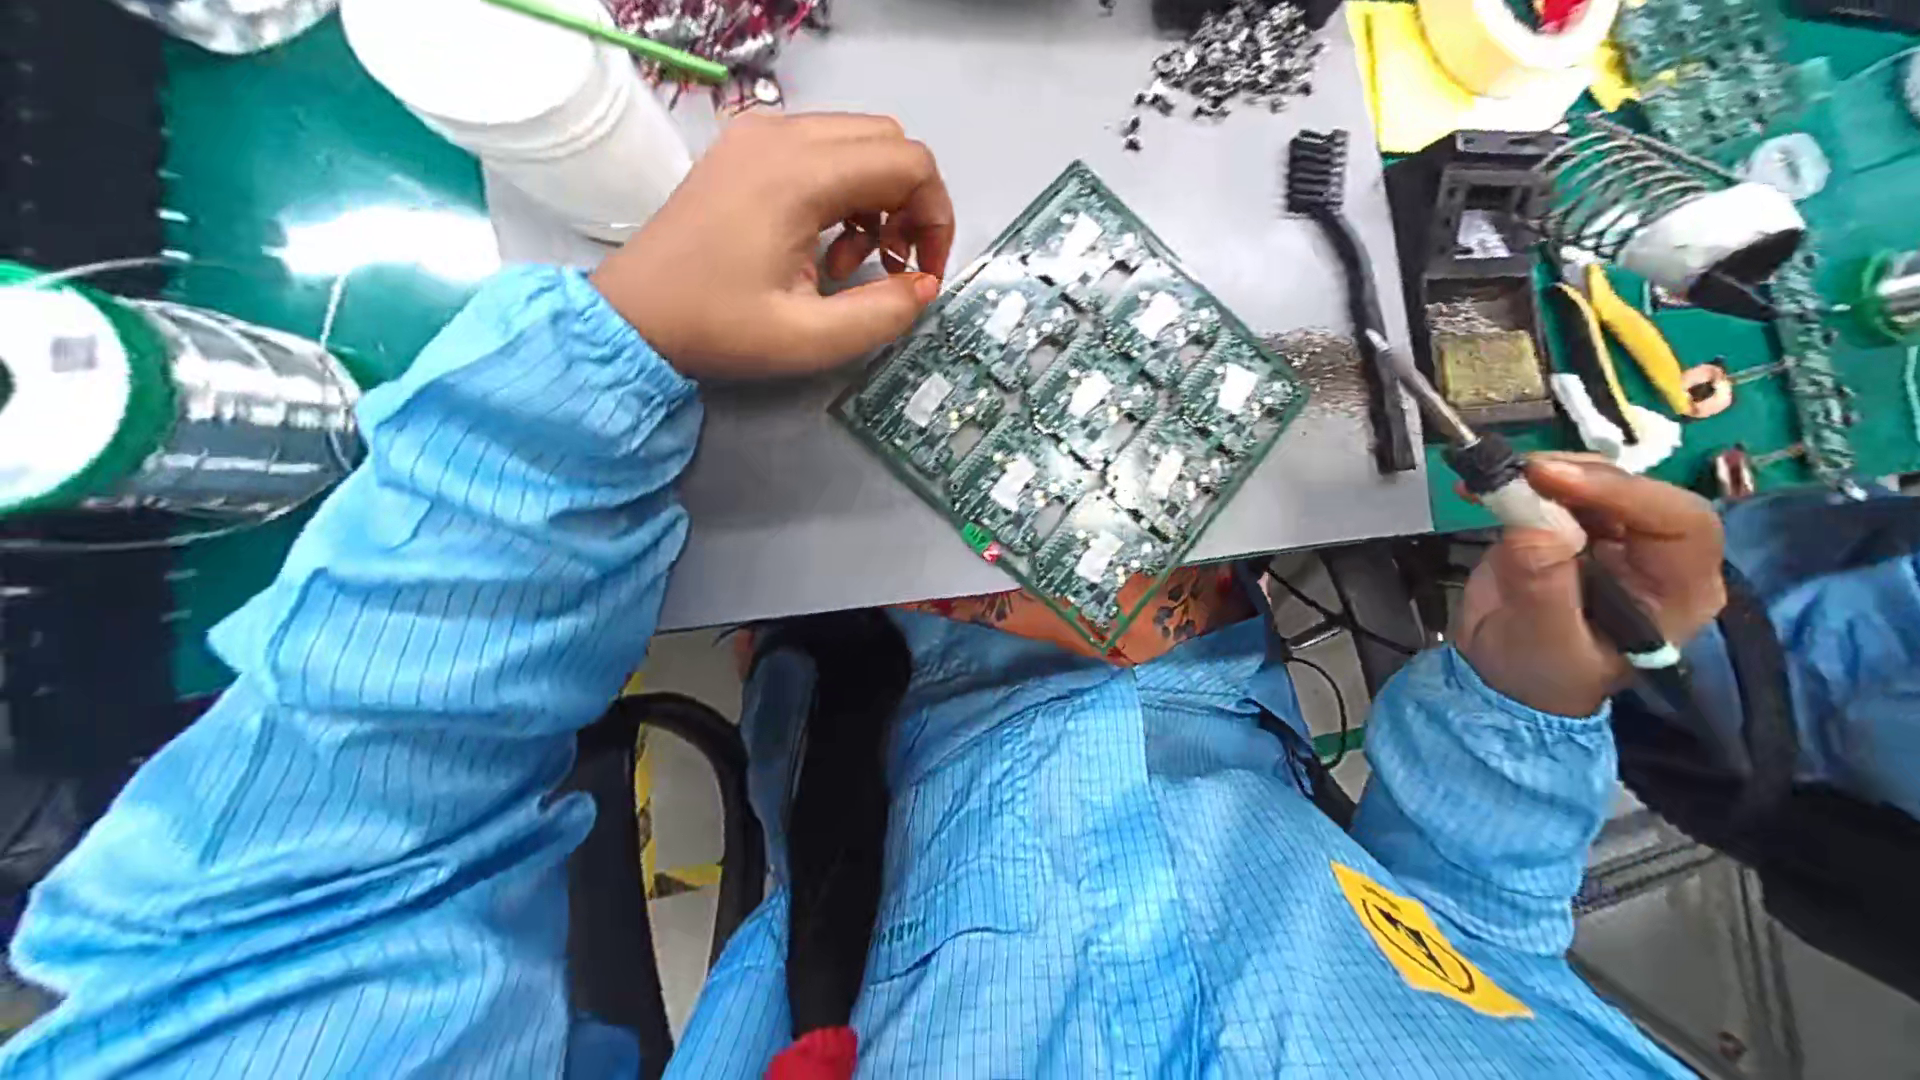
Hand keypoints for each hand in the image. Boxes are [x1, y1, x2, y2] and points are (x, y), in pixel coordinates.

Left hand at [590, 111, 954, 378]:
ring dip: (878, 202)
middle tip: (895, 267)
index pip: (909, 163)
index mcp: (799, 175)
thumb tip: (925, 285)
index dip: (935, 218)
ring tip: (853, 266)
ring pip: (859, 145)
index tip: (924, 273)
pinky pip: (823, 152)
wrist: (636, 315)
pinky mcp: (747, 149)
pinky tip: (825, 247)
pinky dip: (845, 195)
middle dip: (911, 207)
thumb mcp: (811, 338)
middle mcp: (782, 134)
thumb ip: (884, 313)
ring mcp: (760, 135)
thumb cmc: (720, 328)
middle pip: (888, 144)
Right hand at [1454, 454, 1725, 716]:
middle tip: (1515, 473)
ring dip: (1540, 473)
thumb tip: (1536, 525)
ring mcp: (1605, 539)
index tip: (1551, 480)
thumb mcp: (1544, 641)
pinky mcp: (1560, 530)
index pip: (1677, 521)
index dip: (1622, 492)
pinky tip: (1478, 487)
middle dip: (1575, 476)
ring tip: (1489, 478)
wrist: (1499, 678)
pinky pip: (1547, 494)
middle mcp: (1650, 554)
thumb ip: (1544, 586)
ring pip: (1590, 484)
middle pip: (1634, 493)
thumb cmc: (1539, 675)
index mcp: (1675, 587)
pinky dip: (1513, 483)